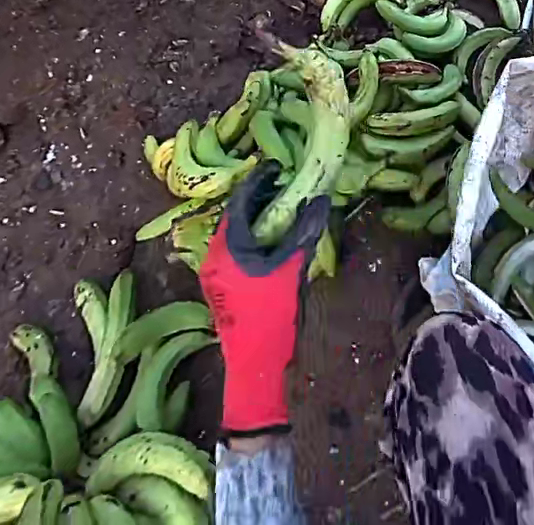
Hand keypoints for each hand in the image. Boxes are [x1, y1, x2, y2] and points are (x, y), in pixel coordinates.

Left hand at [199, 164, 329, 436]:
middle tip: (282, 183)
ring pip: (233, 231)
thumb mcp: (292, 270)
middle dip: (257, 197)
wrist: (255, 368)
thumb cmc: (272, 316)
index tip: (275, 166)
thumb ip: (305, 232)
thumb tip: (321, 199)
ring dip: (255, 216)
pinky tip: (272, 234)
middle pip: (234, 214)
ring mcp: (214, 272)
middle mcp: (213, 255)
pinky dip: (251, 234)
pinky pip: (234, 246)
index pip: (240, 201)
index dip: (258, 180)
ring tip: (280, 204)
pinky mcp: (220, 284)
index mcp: (226, 248)